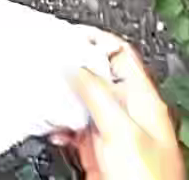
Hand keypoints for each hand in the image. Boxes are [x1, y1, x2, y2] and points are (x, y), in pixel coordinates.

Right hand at [57, 37, 183, 179]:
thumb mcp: (122, 129)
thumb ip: (97, 92)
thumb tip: (73, 64)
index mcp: (143, 101)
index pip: (119, 53)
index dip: (94, 40)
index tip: (68, 36)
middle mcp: (127, 114)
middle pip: (96, 74)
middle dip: (71, 66)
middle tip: (50, 59)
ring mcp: (112, 133)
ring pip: (81, 99)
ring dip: (61, 94)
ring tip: (45, 89)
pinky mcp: (97, 152)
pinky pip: (72, 125)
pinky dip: (57, 121)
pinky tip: (49, 122)